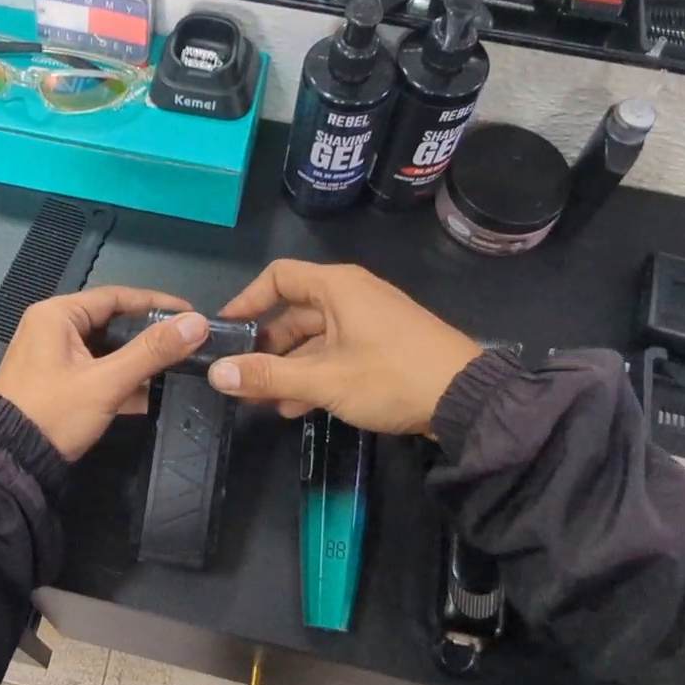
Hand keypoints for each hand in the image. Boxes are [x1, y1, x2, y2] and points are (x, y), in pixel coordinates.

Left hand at [0, 287, 210, 459]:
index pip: (116, 296)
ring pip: (106, 349)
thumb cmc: (53, 413)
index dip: (157, 303)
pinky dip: (121, 379)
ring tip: (178, 365)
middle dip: (149, 333)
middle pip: (112, 321)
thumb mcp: (106, 382)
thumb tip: (196, 323)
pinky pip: (96, 370)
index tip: (191, 313)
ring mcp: (53, 357)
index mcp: (57, 315)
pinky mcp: (57, 382)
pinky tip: (152, 393)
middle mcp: (52, 328)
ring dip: (138, 359)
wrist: (7, 463)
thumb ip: (152, 351)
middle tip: (187, 340)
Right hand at [207, 260, 481, 436]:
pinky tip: (297, 407)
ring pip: (313, 339)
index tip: (224, 330)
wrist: (467, 401)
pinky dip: (314, 374)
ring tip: (264, 401)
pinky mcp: (382, 345)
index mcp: (336, 287)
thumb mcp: (325, 379)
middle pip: (293, 312)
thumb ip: (269, 375)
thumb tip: (217, 373)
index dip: (247, 300)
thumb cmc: (391, 376)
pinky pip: (335, 353)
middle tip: (242, 377)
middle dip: (266, 347)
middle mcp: (350, 295)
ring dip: (288, 368)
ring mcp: (368, 321)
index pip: (278, 277)